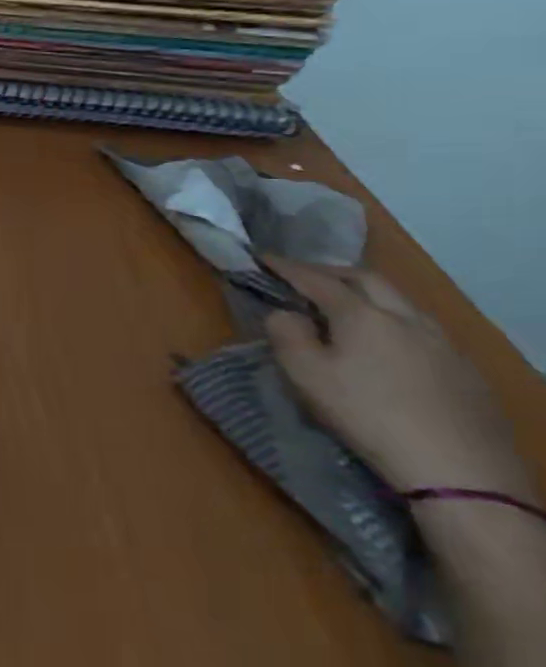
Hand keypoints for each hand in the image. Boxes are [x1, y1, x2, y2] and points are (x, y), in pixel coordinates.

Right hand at [264, 258, 534, 500]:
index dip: (286, 267)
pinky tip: (387, 340)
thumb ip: (285, 333)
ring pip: (402, 302)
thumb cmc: (365, 413)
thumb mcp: (304, 373)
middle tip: (303, 274)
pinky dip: (393, 319)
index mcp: (363, 315)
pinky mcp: (466, 370)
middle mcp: (407, 319)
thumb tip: (286, 314)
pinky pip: (422, 327)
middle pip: (368, 280)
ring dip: (367, 293)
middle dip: (331, 272)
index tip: (262, 258)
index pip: (317, 280)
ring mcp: (444, 344)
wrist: (458, 469)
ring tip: (344, 303)